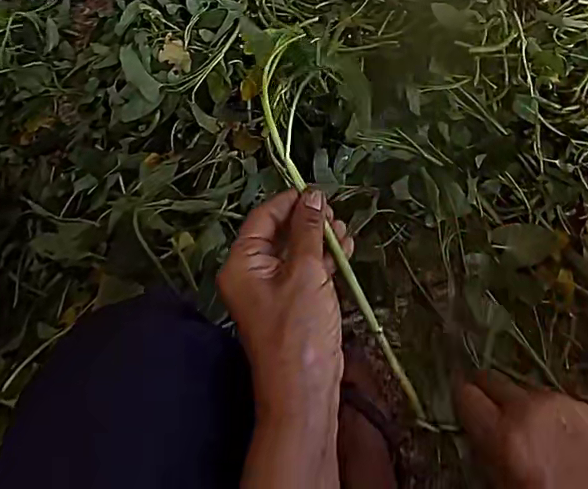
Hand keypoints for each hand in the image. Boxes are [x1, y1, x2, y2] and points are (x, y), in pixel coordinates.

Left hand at [216, 189, 353, 416]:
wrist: (305, 394)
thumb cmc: (299, 329)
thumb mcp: (305, 271)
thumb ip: (309, 229)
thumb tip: (313, 195)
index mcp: (242, 263)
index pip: (263, 217)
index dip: (291, 201)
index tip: (319, 192)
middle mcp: (252, 273)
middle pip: (280, 231)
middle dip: (309, 220)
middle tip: (335, 214)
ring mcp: (272, 290)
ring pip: (296, 250)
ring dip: (320, 238)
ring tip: (344, 231)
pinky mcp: (292, 303)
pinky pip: (305, 270)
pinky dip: (323, 258)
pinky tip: (345, 249)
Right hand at [457, 373, 587, 488]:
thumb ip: (487, 460)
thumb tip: (476, 439)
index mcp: (506, 436)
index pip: (465, 394)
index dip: (460, 402)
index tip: (461, 411)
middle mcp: (529, 408)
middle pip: (490, 378)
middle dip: (484, 394)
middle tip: (485, 417)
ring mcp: (559, 403)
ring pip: (521, 388)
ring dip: (516, 404)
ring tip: (526, 435)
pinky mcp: (585, 405)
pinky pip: (551, 400)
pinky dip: (545, 413)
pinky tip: (555, 440)